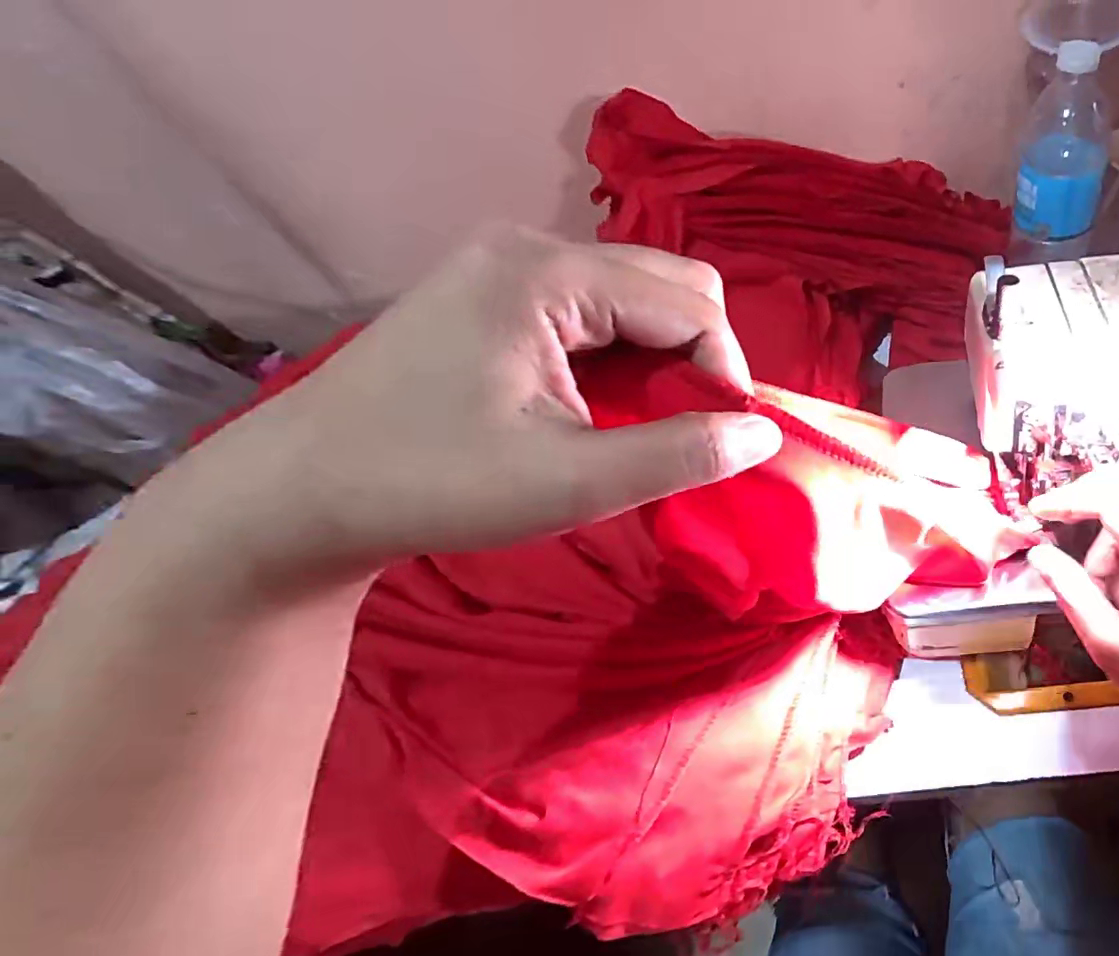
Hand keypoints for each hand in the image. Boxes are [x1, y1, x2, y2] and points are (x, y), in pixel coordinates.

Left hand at [141, 226, 781, 582]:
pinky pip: (607, 307)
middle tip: (689, 424)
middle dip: (705, 354)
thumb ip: (682, 455)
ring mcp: (513, 265)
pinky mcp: (504, 292)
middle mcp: (533, 249)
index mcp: (547, 277)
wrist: (303, 492)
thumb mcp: (576, 482)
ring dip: (671, 354)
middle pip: (675, 282)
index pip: (690, 306)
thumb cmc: (437, 486)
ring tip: (649, 417)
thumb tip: (764, 433)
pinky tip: (609, 399)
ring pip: (645, 292)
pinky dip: (634, 353)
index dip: (727, 372)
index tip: (727, 439)